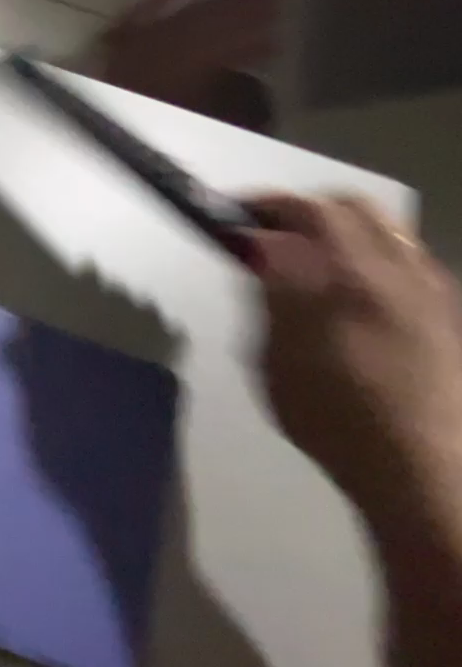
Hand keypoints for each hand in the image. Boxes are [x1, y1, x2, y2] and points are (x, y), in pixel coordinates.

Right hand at [245, 194, 461, 528]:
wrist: (418, 462)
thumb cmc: (330, 410)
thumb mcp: (277, 351)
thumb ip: (274, 289)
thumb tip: (262, 243)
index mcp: (355, 277)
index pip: (312, 211)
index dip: (265, 204)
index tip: (226, 213)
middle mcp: (403, 272)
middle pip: (358, 210)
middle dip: (303, 210)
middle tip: (257, 231)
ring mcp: (430, 293)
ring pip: (385, 232)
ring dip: (335, 231)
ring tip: (293, 258)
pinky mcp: (440, 316)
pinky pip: (401, 260)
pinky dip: (361, 254)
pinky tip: (336, 287)